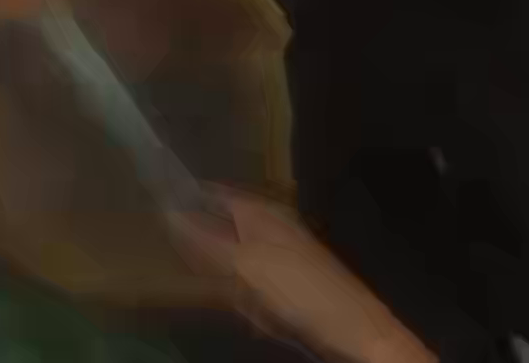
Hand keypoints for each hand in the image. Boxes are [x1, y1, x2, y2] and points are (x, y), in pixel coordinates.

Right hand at [170, 187, 435, 362]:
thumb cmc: (299, 288)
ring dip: (235, 284)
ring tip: (250, 305)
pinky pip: (256, 280)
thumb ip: (200, 236)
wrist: (366, 336)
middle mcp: (267, 221)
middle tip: (217, 279)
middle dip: (213, 259)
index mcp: (254, 208)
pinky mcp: (292, 277)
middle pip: (218, 229)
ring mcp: (282, 249)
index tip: (163, 216)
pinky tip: (266, 317)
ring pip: (235, 260)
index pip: (206, 192)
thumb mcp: (242, 262)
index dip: (183, 199)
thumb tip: (165, 210)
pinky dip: (254, 297)